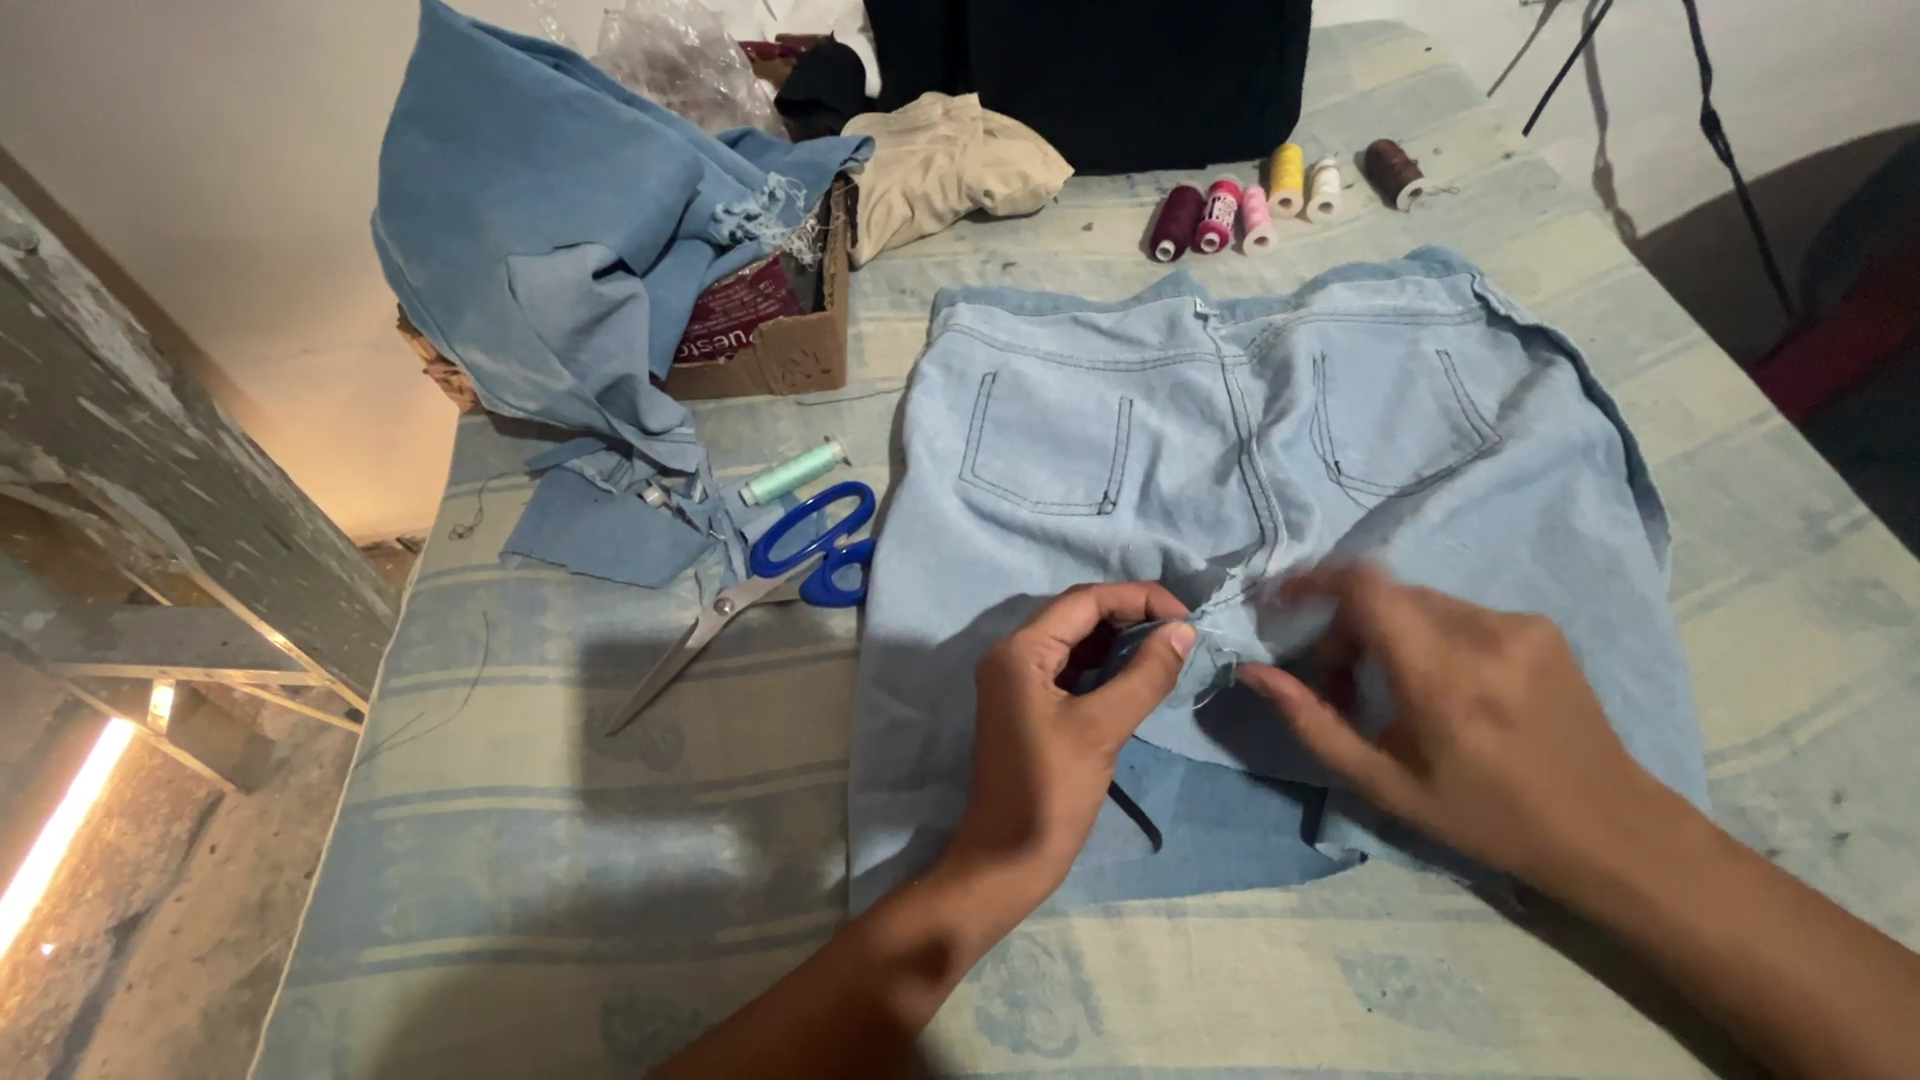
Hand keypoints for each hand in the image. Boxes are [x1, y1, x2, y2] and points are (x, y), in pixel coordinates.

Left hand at [938, 583, 1195, 918]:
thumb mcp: (1103, 729)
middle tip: (1180, 634)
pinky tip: (1140, 673)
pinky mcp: (1028, 703)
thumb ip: (1145, 675)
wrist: (1007, 858)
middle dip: (1131, 616)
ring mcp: (1017, 679)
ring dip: (1120, 640)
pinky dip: (1106, 665)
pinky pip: (1071, 668)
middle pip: (1078, 614)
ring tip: (1169, 650)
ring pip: (1076, 640)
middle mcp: (1012, 654)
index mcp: (1019, 651)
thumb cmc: (1051, 792)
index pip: (1084, 600)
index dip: (1138, 598)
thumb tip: (1182, 631)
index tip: (1186, 617)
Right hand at [1237, 563, 1685, 891]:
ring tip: (1388, 687)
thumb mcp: (1384, 785)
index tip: (1282, 600)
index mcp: (1444, 679)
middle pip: (1383, 594)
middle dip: (1345, 626)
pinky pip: (1454, 611)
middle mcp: (1484, 635)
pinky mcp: (1539, 625)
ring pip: (1417, 600)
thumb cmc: (1486, 818)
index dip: (1315, 580)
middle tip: (1338, 679)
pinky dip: (1424, 633)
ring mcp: (1519, 625)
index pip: (1368, 588)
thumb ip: (1312, 723)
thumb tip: (1253, 673)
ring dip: (1384, 630)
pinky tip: (1439, 683)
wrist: (1611, 829)